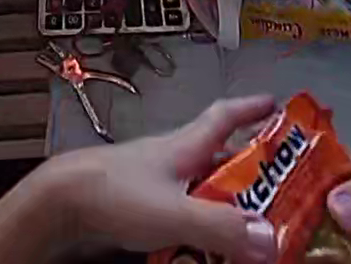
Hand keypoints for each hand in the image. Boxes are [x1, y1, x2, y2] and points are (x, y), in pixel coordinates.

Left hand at [30, 95, 280, 262]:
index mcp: (187, 145)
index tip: (277, 103)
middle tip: (283, 191)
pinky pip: (187, 210)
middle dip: (252, 171)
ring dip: (229, 203)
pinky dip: (205, 224)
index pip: (224, 116)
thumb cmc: (120, 192)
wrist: (66, 201)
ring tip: (254, 227)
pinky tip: (210, 246)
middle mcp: (177, 157)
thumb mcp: (175, 210)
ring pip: (206, 188)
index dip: (251, 107)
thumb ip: (221, 225)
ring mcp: (160, 181)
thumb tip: (273, 238)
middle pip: (222, 157)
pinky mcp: (145, 205)